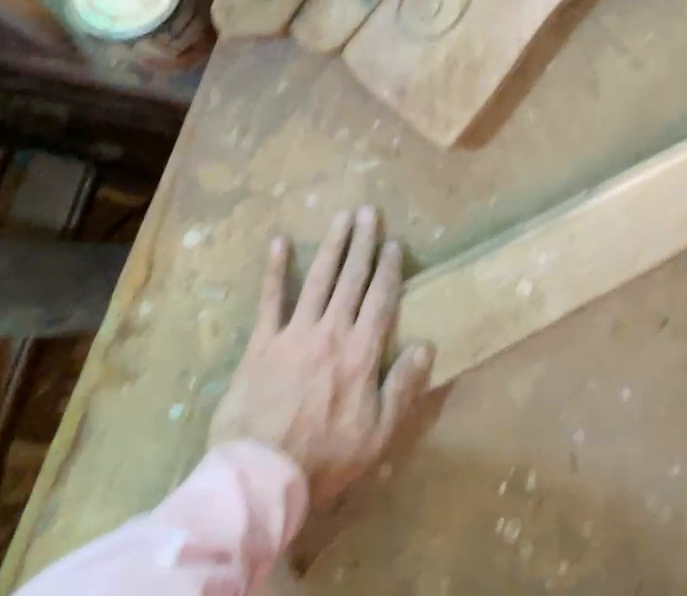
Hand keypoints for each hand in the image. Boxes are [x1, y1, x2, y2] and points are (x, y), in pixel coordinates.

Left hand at [210, 207, 432, 503]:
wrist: (262, 475)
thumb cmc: (326, 458)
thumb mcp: (378, 434)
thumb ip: (402, 387)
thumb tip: (425, 347)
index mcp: (361, 354)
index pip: (380, 300)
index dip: (388, 270)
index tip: (394, 243)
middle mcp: (330, 333)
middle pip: (351, 280)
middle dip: (362, 244)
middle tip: (368, 212)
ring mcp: (293, 335)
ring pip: (318, 280)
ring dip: (331, 246)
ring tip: (341, 217)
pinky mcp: (261, 345)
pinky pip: (270, 300)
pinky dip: (275, 270)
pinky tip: (280, 243)